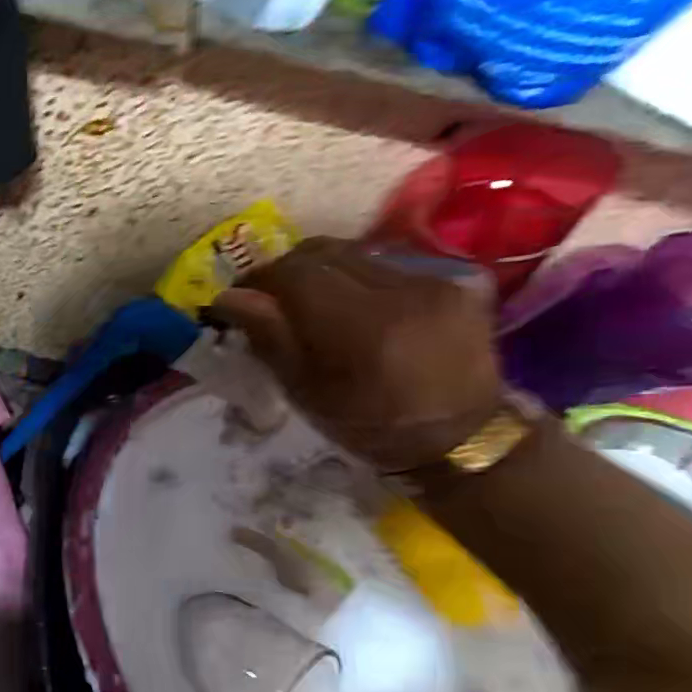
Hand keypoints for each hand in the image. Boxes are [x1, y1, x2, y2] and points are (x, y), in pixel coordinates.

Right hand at [211, 237, 503, 471]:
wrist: (460, 439)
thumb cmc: (371, 427)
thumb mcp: (308, 393)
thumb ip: (271, 338)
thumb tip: (230, 297)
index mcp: (361, 327)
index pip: (297, 273)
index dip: (260, 277)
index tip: (240, 296)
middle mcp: (400, 291)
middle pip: (326, 252)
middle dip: (288, 269)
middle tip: (269, 295)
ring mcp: (432, 282)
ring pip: (356, 253)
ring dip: (323, 271)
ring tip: (311, 301)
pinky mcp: (452, 281)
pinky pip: (388, 264)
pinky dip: (359, 278)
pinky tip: (355, 306)